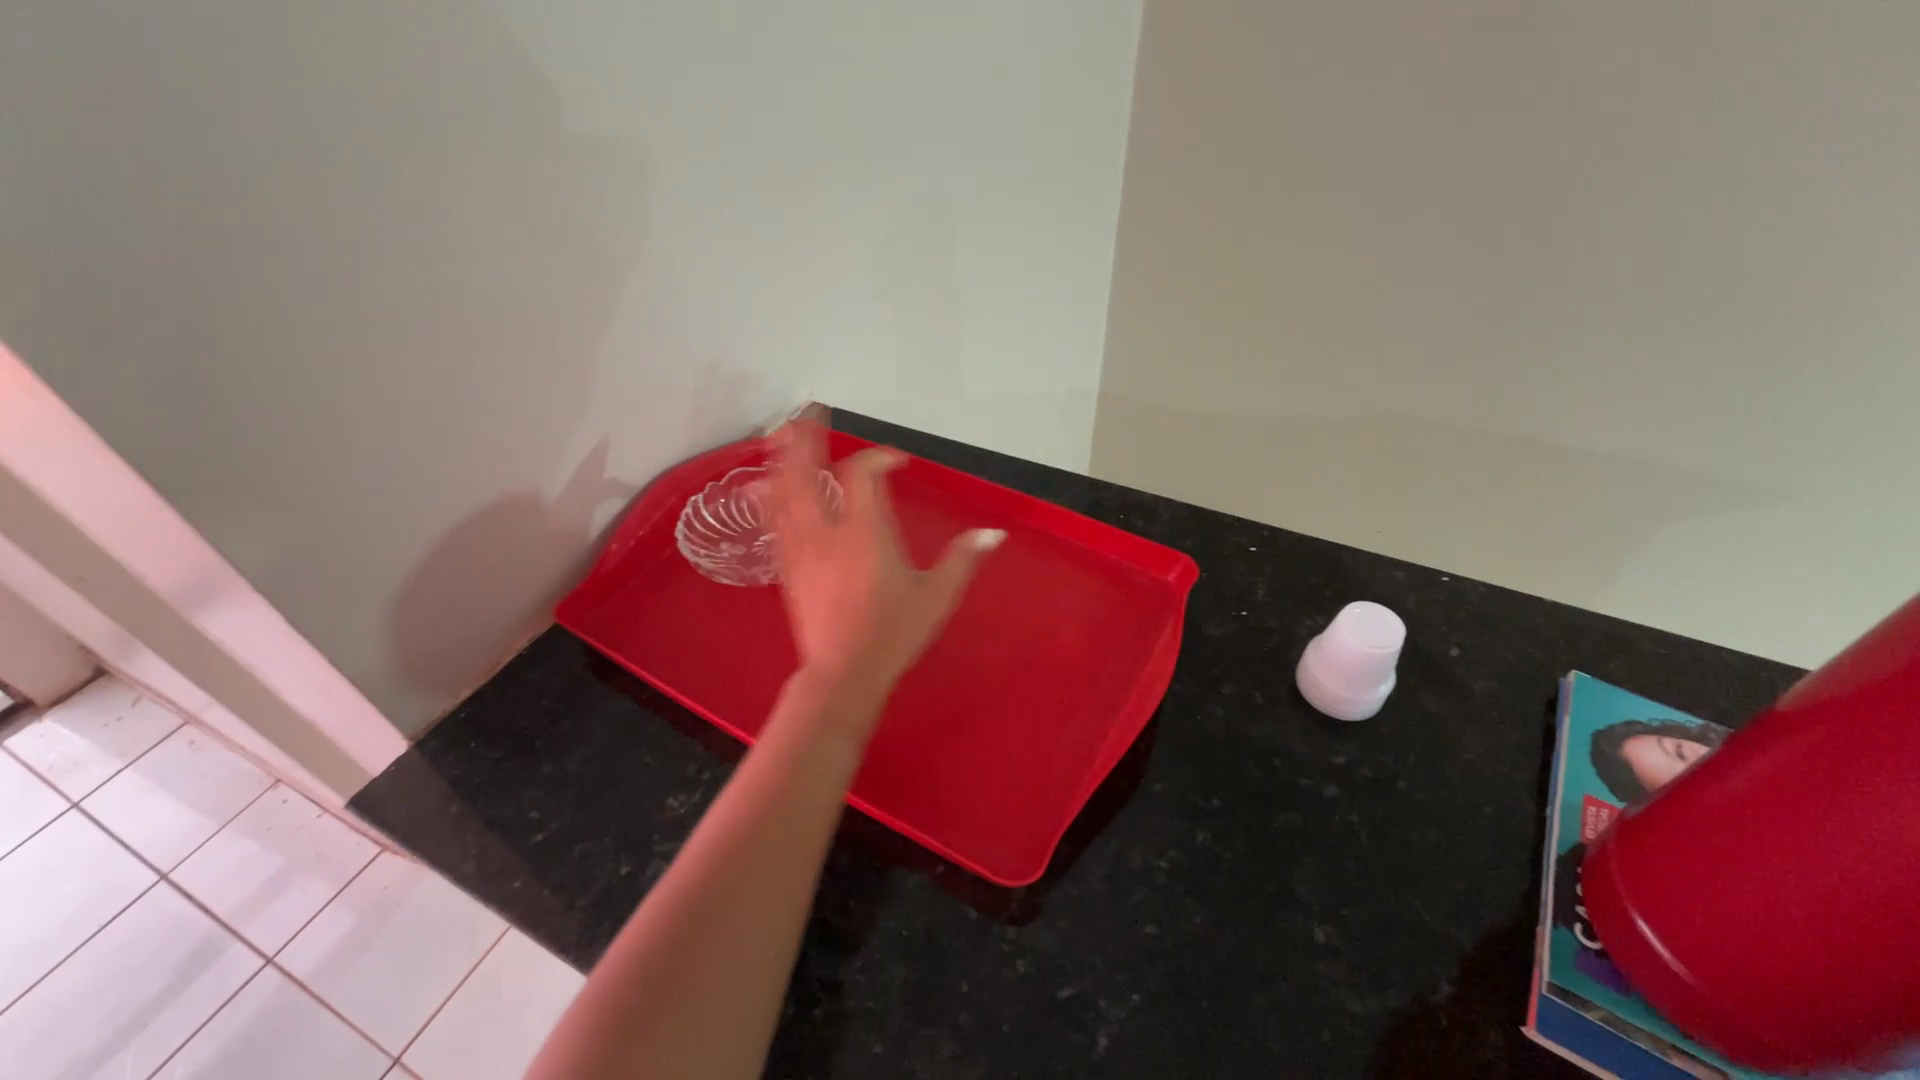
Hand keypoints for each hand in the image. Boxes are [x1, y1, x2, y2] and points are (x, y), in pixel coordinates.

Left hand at [769, 410, 1002, 727]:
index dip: (879, 457)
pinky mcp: (787, 566)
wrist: (844, 672)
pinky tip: (758, 484)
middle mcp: (828, 531)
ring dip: (781, 459)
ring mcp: (802, 548)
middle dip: (808, 439)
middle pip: (809, 471)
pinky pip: (773, 521)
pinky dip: (766, 496)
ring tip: (779, 433)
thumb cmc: (894, 633)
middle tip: (809, 411)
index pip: (864, 474)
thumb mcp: (936, 597)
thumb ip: (962, 559)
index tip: (898, 461)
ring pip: (784, 492)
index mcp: (867, 532)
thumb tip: (994, 533)